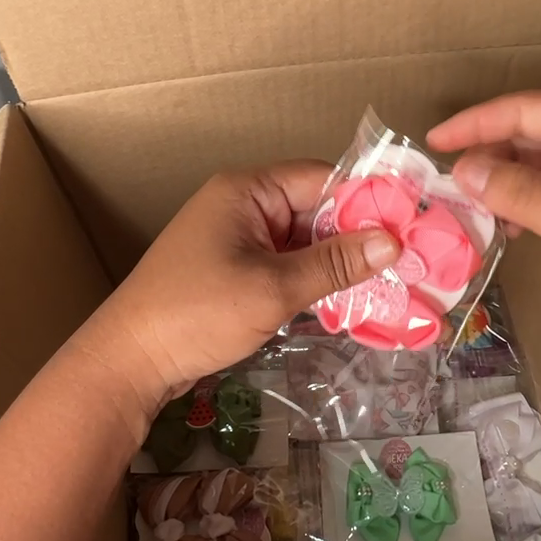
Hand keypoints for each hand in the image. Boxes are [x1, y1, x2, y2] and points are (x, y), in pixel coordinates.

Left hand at [78, 161, 399, 408]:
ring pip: (304, 240)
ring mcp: (238, 238)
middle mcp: (245, 204)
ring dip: (339, 261)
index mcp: (248, 190)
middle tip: (410, 260)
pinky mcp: (236, 268)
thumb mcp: (273, 288)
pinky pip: (287, 263)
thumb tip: (393, 241)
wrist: (129, 361)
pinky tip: (350, 300)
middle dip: (358, 236)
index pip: (321, 179)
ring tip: (392, 282)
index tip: (411, 223)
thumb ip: (334, 264)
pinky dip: (315, 279)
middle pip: (315, 209)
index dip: (367, 200)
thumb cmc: (197, 313)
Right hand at [427, 91, 540, 328]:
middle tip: (451, 187)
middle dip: (489, 156)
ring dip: (505, 182)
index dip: (476, 123)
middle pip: (529, 132)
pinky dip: (525, 201)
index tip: (434, 141)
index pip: (526, 110)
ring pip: (536, 160)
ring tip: (476, 209)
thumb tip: (463, 170)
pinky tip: (509, 226)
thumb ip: (522, 194)